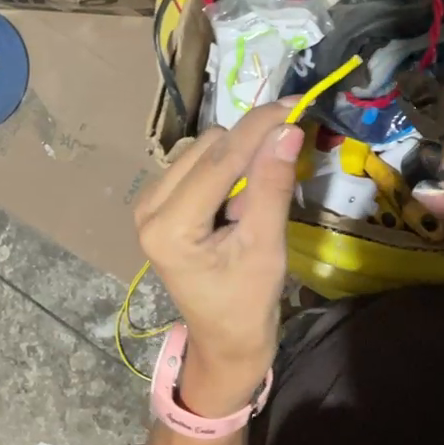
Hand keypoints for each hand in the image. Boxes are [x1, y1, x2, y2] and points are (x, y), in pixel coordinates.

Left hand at [135, 100, 302, 414]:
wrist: (225, 341)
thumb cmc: (247, 304)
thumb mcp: (266, 246)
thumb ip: (272, 185)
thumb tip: (288, 129)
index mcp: (168, 227)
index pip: (219, 160)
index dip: (258, 128)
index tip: (295, 102)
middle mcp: (148, 208)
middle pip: (208, 147)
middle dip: (250, 146)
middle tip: (286, 159)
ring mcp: (149, 203)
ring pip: (202, 149)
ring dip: (238, 160)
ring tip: (253, 204)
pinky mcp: (158, 201)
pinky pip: (197, 163)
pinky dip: (226, 169)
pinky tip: (238, 203)